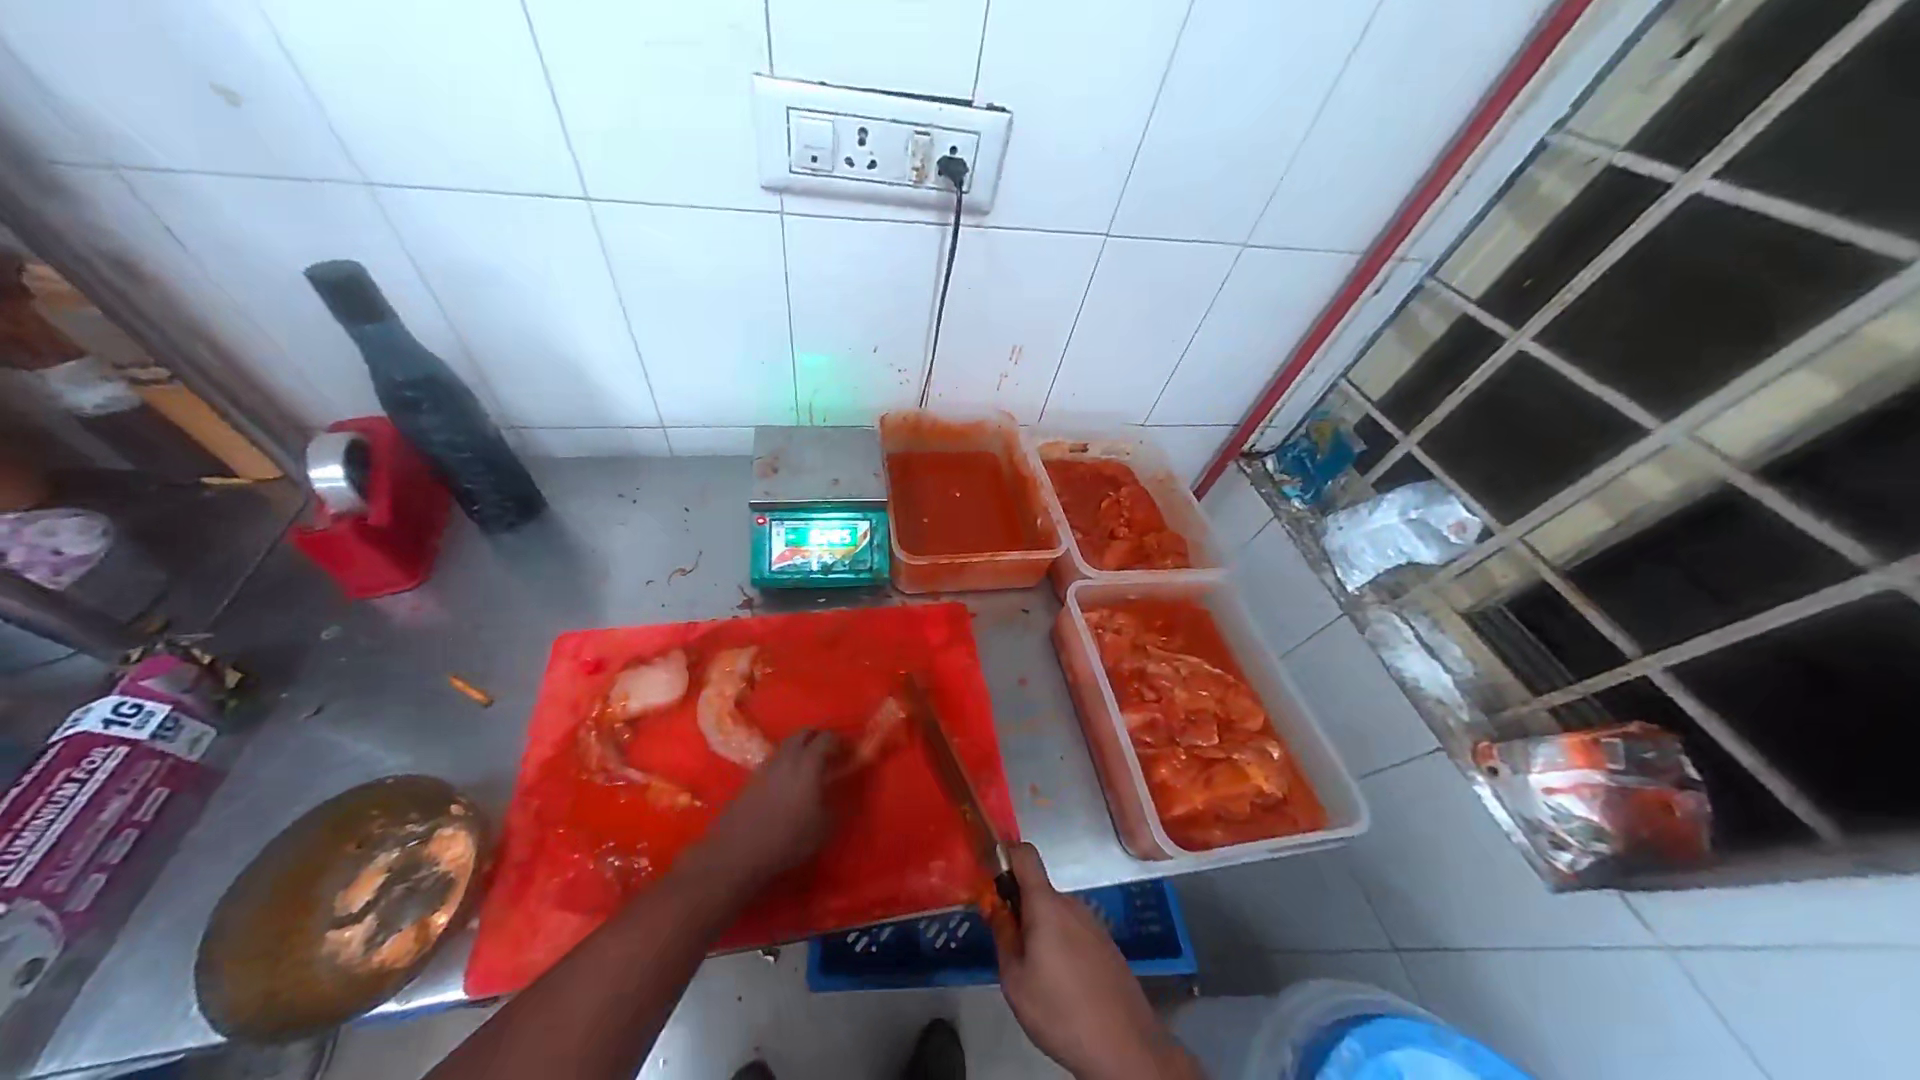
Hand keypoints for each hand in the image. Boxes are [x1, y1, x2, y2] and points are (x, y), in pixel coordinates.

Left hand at [687, 730, 842, 888]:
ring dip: (800, 749)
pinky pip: (773, 761)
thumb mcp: (824, 827)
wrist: (737, 853)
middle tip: (831, 753)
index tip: (851, 752)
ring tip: (810, 769)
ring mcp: (764, 767)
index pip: (827, 738)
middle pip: (803, 733)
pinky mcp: (750, 780)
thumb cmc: (787, 839)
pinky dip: (786, 764)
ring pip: (786, 746)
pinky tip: (788, 784)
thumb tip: (843, 789)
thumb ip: (838, 802)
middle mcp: (786, 757)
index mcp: (807, 763)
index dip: (841, 741)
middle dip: (819, 738)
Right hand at [995, 844, 1198, 1079]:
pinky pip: (1073, 931)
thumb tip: (996, 908)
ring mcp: (1093, 923)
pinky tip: (1063, 986)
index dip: (1005, 857)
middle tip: (1011, 950)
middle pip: (1038, 891)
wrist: (1126, 1047)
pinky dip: (1061, 946)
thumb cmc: (1061, 1012)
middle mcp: (1072, 904)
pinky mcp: (1106, 944)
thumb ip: (1003, 936)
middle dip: (1020, 911)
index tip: (991, 881)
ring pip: (1055, 914)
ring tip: (1038, 976)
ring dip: (1041, 932)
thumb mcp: (1015, 980)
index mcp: (1046, 905)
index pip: (1025, 854)